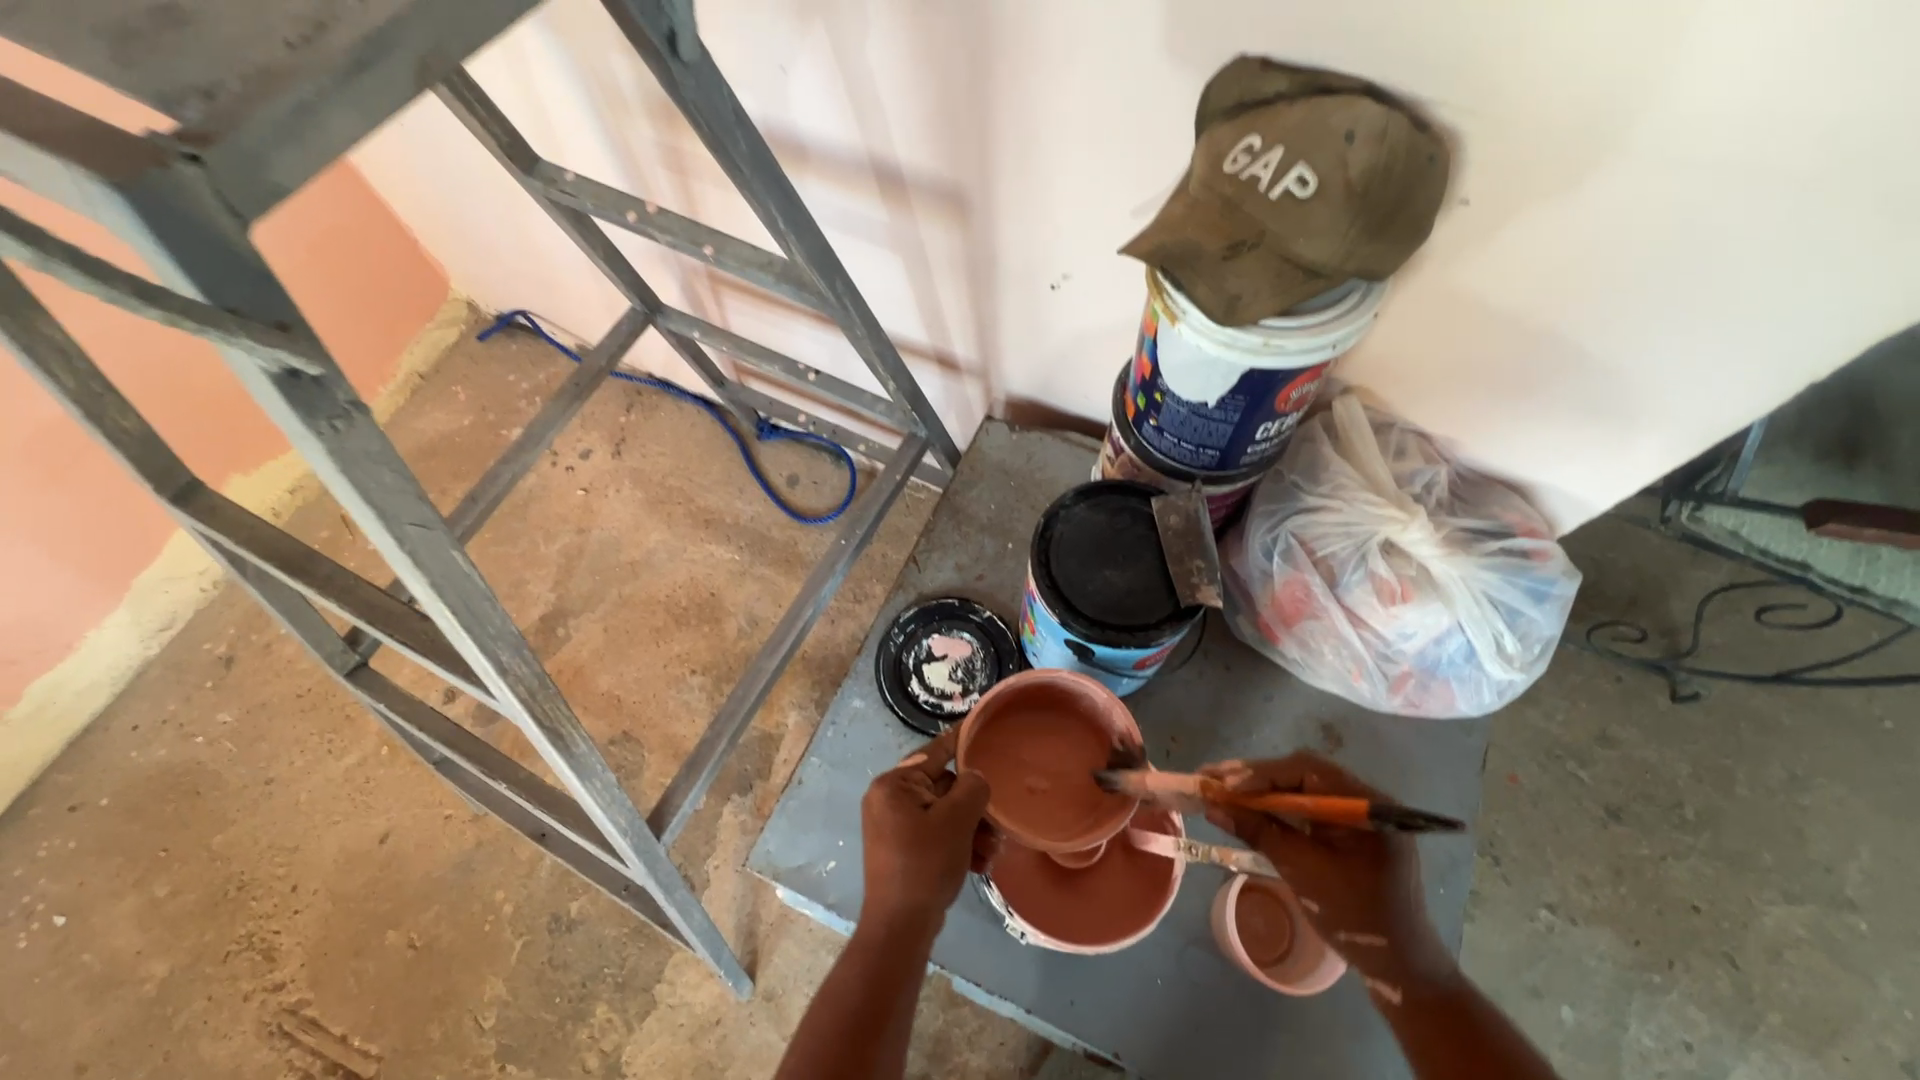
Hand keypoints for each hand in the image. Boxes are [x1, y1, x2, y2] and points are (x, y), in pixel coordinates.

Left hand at [859, 727, 995, 934]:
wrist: (901, 926)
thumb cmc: (925, 864)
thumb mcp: (956, 820)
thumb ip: (972, 787)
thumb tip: (974, 778)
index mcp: (894, 784)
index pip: (934, 752)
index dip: (961, 740)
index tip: (982, 726)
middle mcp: (889, 799)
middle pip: (945, 788)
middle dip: (974, 808)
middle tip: (997, 827)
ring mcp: (894, 826)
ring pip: (945, 814)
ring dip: (972, 831)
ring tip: (990, 853)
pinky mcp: (902, 849)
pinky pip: (937, 834)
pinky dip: (959, 845)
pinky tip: (979, 865)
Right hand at [1200, 752, 1454, 989]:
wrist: (1399, 964)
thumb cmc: (1355, 917)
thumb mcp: (1303, 872)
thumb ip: (1260, 832)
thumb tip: (1213, 805)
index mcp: (1366, 805)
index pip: (1307, 770)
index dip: (1262, 774)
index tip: (1225, 785)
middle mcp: (1365, 800)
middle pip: (1302, 774)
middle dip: (1256, 777)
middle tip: (1212, 778)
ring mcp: (1358, 816)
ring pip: (1302, 789)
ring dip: (1262, 790)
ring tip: (1222, 789)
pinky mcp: (1349, 831)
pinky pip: (1309, 808)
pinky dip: (1278, 807)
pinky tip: (1250, 808)